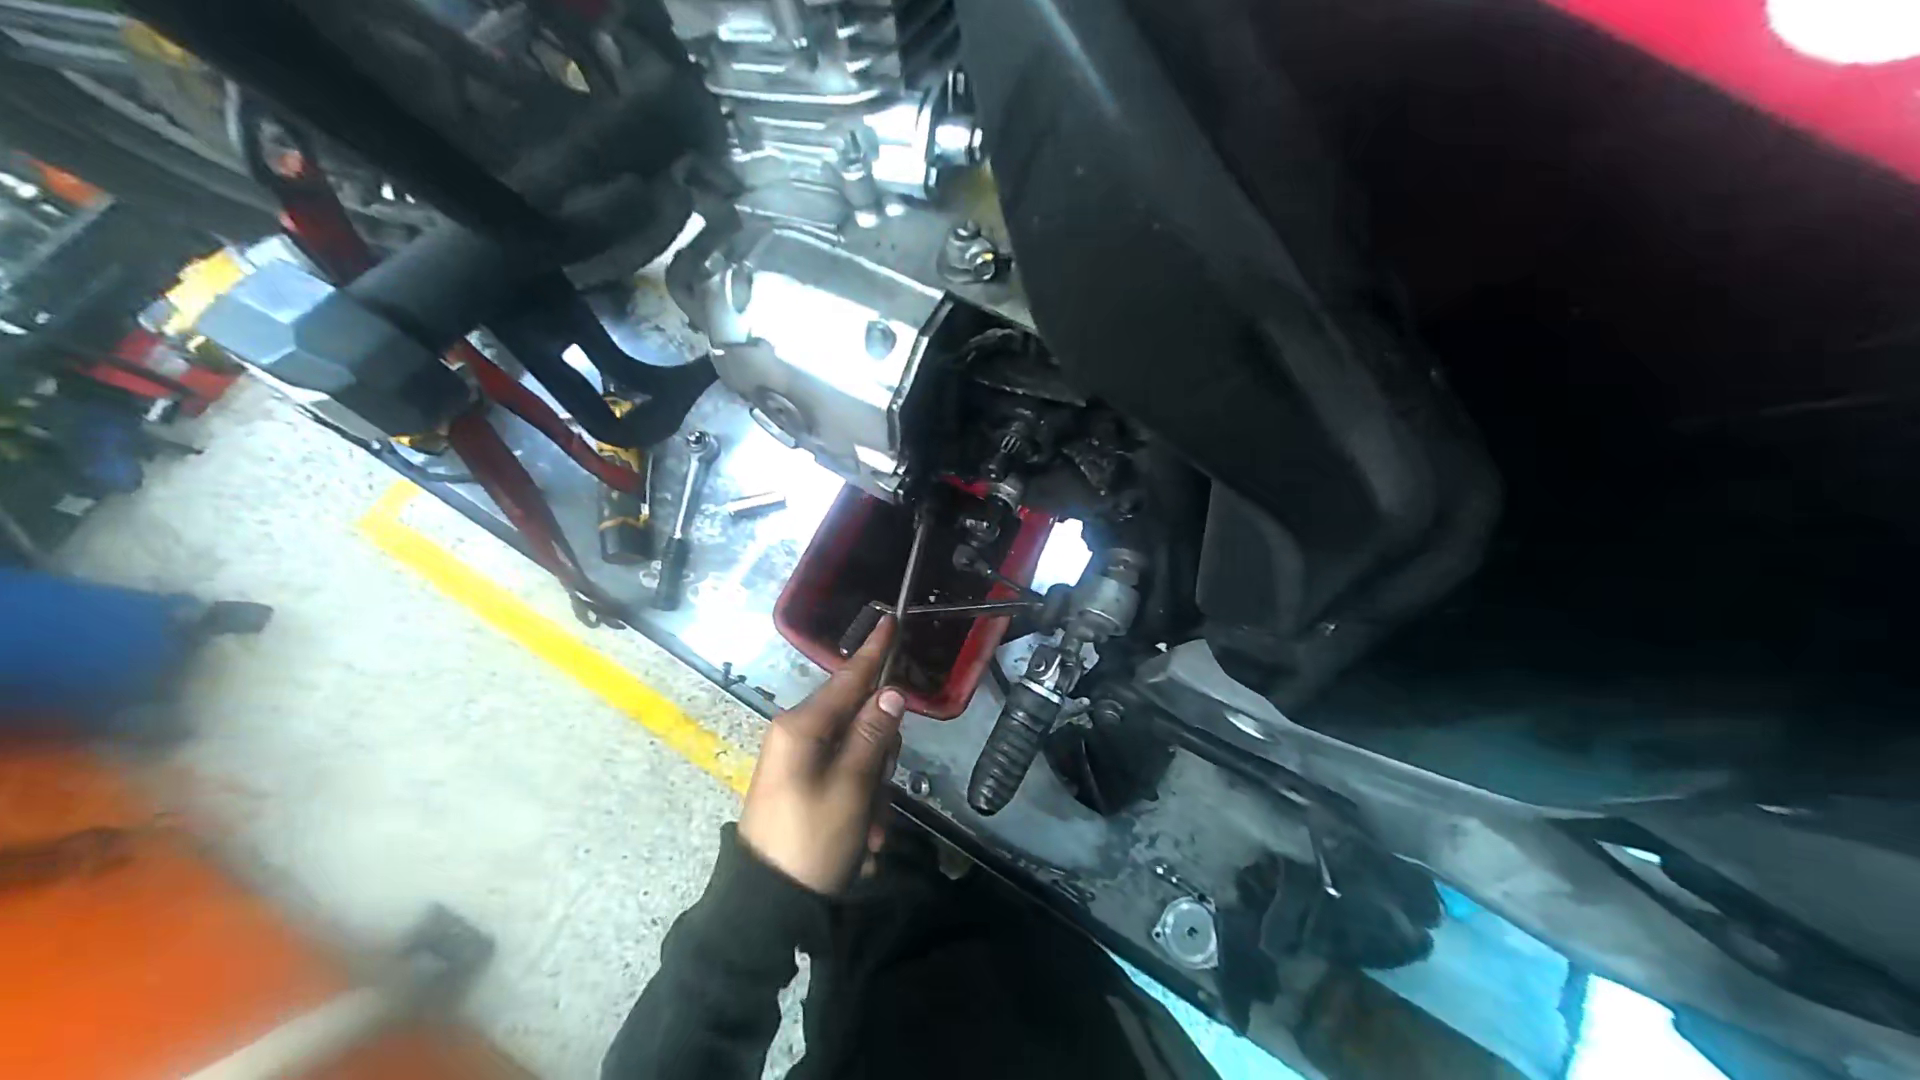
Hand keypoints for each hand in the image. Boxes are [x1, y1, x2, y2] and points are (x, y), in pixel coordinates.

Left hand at [738, 618, 906, 894]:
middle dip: (880, 755)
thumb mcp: (851, 789)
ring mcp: (797, 760)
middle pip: (859, 720)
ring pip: (858, 752)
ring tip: (868, 830)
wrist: (767, 905)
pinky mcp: (801, 782)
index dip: (873, 653)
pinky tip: (862, 837)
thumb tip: (890, 693)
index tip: (890, 620)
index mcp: (802, 728)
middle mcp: (797, 735)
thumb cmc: (811, 840)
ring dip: (872, 788)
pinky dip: (860, 802)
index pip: (847, 679)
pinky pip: (844, 776)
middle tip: (880, 793)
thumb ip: (872, 737)